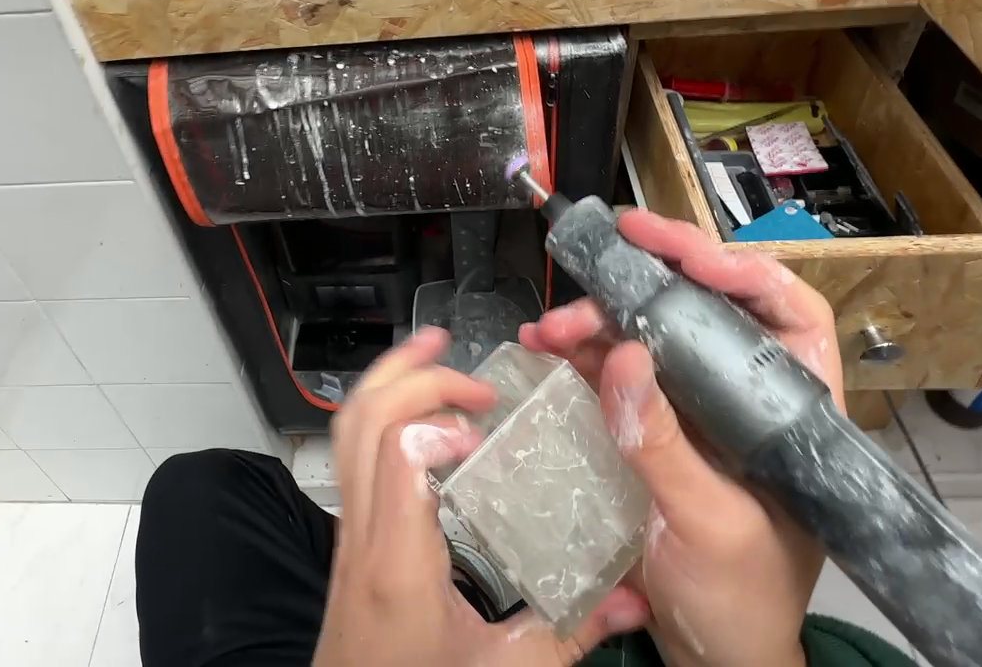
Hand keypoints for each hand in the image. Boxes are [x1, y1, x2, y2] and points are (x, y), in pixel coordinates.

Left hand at [314, 326, 648, 666]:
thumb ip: (570, 631)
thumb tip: (634, 598)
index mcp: (399, 563)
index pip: (397, 454)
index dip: (437, 422)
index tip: (483, 428)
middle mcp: (363, 531)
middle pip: (365, 420)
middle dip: (415, 374)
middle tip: (472, 375)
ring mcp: (347, 525)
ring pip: (348, 425)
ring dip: (389, 377)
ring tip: (432, 349)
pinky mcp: (348, 528)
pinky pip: (350, 445)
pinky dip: (380, 406)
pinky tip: (419, 408)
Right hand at [519, 210, 845, 666]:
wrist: (706, 647)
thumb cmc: (742, 594)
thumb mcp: (710, 523)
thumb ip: (665, 444)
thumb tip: (623, 357)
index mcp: (788, 408)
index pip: (787, 314)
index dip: (744, 271)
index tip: (687, 255)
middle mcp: (739, 391)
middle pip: (703, 307)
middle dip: (651, 276)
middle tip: (606, 246)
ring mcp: (689, 401)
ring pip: (647, 330)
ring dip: (596, 317)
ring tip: (551, 326)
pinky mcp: (646, 418)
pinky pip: (609, 367)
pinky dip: (575, 351)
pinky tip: (542, 345)